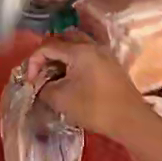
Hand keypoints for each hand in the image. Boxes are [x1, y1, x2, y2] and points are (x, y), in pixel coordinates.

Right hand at [26, 32, 157, 140]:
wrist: (131, 121)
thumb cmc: (94, 108)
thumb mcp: (60, 99)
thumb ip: (44, 88)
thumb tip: (41, 85)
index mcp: (79, 50)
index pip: (47, 46)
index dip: (33, 61)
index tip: (30, 81)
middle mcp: (93, 46)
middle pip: (64, 39)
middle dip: (48, 53)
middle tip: (42, 71)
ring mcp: (105, 54)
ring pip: (77, 45)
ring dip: (62, 56)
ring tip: (56, 74)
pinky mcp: (111, 65)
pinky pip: (88, 54)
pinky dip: (75, 61)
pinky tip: (72, 78)